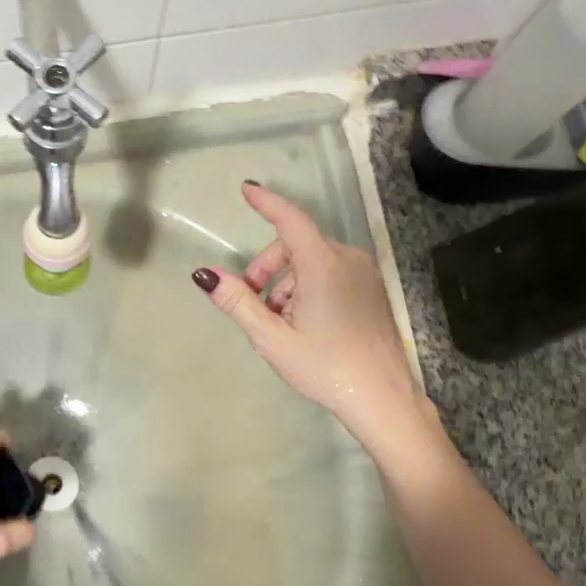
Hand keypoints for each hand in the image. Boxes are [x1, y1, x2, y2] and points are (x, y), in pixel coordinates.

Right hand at [193, 181, 431, 446]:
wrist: (381, 396)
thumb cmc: (323, 366)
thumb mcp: (271, 337)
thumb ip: (237, 301)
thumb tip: (205, 274)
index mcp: (322, 265)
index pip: (289, 219)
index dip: (266, 202)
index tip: (246, 189)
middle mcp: (346, 259)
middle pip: (296, 244)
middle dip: (267, 267)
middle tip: (253, 305)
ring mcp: (363, 274)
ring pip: (312, 260)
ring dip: (286, 282)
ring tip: (279, 323)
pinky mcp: (371, 289)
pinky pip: (331, 273)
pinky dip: (307, 287)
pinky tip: (302, 323)